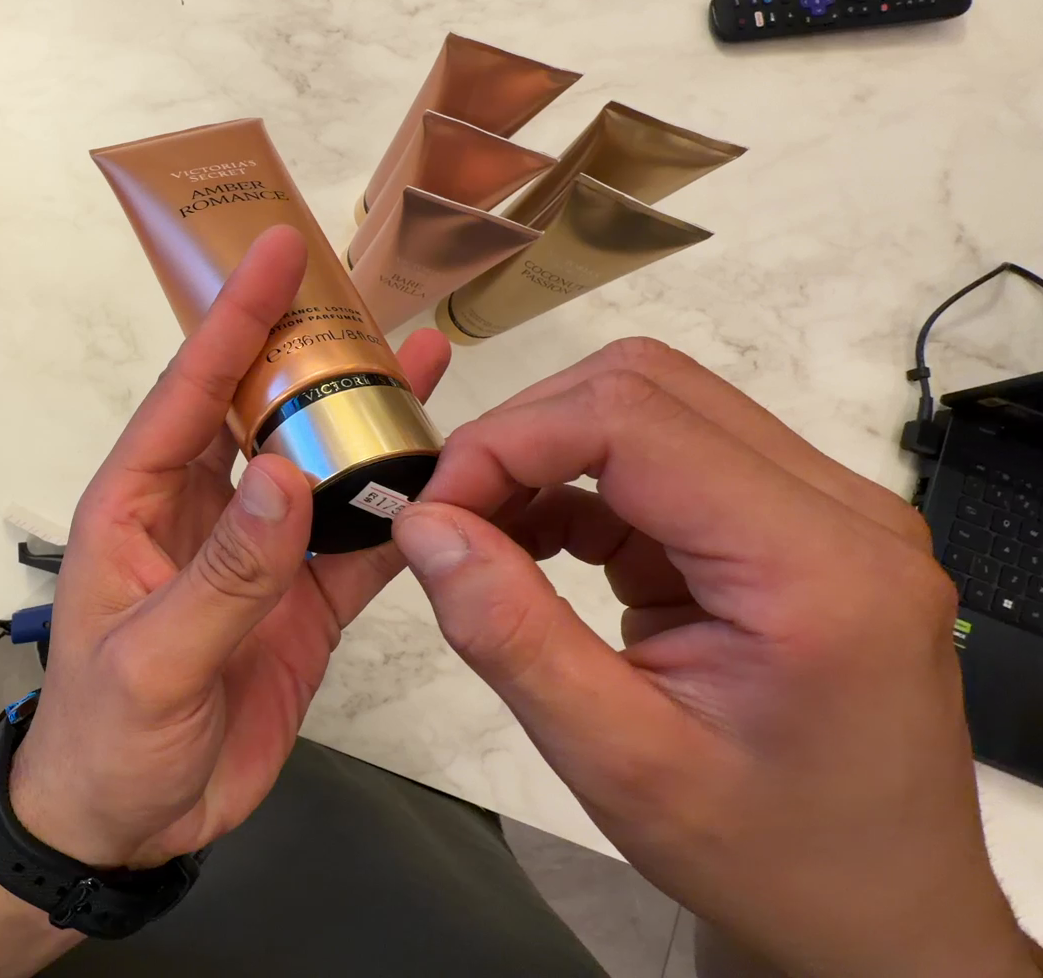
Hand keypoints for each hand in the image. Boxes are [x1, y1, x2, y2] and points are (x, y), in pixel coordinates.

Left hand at [9, 224, 449, 869]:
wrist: (128, 821)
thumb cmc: (106, 737)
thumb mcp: (152, 659)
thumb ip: (224, 575)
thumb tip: (289, 475)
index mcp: (139, 505)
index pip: (188, 392)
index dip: (233, 319)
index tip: (277, 250)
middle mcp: (199, 513)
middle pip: (255, 411)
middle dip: (305, 350)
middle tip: (365, 289)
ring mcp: (254, 556)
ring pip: (312, 467)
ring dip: (360, 420)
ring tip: (421, 359)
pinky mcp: (296, 603)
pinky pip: (351, 540)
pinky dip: (394, 508)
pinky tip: (440, 472)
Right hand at [390, 338, 1036, 977]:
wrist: (868, 903)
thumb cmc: (758, 849)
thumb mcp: (611, 758)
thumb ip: (508, 632)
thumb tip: (422, 525)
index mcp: (812, 565)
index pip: (631, 419)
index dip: (506, 443)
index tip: (434, 515)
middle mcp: (831, 508)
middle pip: (636, 386)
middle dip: (516, 437)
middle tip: (451, 520)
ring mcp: (807, 508)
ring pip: (638, 404)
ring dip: (536, 453)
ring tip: (482, 533)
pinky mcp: (767, 521)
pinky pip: (645, 455)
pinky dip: (563, 482)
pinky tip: (528, 542)